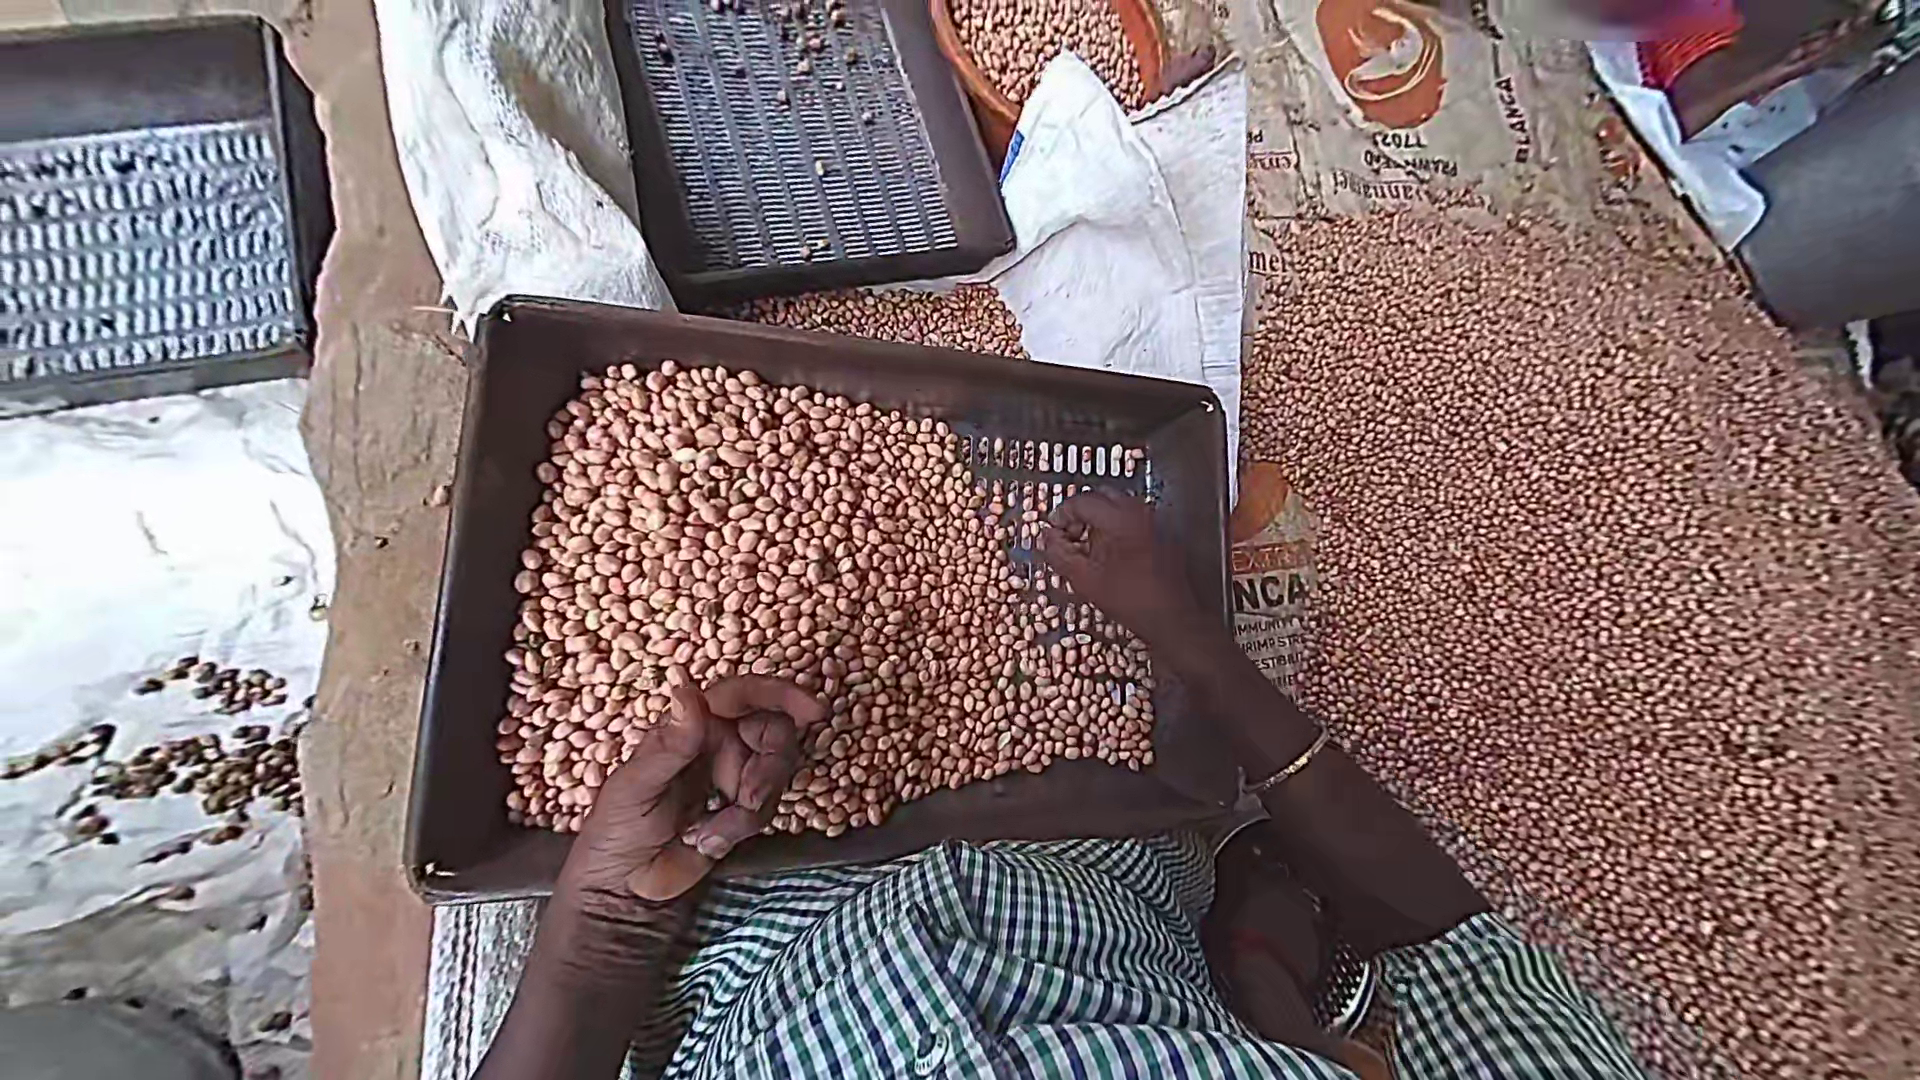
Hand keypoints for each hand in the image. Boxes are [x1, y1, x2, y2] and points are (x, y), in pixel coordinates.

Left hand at [556, 671, 825, 907]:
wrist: (623, 893)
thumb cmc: (616, 832)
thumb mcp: (634, 786)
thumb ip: (669, 742)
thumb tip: (686, 690)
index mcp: (694, 723)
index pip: (746, 694)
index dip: (783, 694)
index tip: (815, 710)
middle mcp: (721, 740)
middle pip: (775, 731)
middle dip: (770, 766)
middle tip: (749, 799)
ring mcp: (736, 772)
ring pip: (776, 769)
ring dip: (751, 805)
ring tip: (712, 833)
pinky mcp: (746, 805)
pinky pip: (769, 804)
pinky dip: (744, 825)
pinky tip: (711, 841)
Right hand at [1037, 490, 1213, 647]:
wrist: (1171, 618)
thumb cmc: (1130, 601)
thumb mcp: (1084, 579)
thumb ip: (1059, 553)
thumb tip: (1047, 537)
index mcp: (1119, 518)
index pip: (1081, 501)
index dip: (1061, 516)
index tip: (1053, 533)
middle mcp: (1139, 512)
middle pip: (1099, 497)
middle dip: (1079, 514)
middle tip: (1067, 536)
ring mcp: (1153, 521)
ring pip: (1116, 506)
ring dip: (1097, 520)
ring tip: (1086, 547)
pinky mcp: (1160, 533)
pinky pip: (1131, 518)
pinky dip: (1114, 526)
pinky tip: (1108, 553)